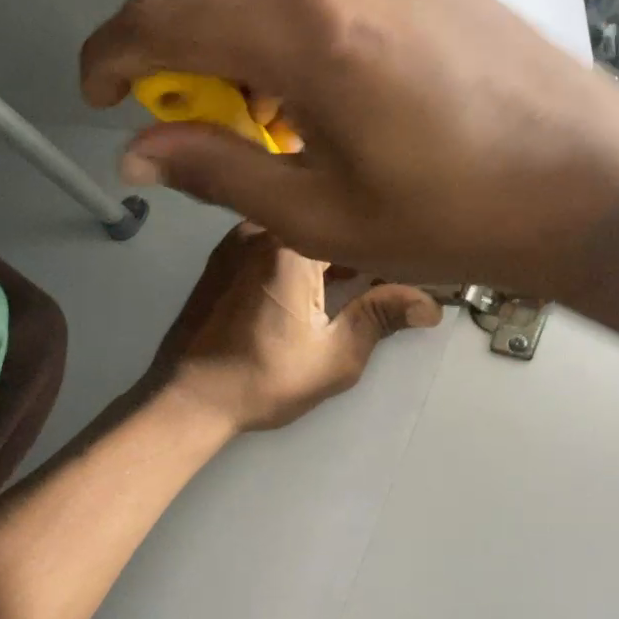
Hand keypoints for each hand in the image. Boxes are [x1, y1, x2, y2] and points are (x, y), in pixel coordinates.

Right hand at [79, 0, 618, 295]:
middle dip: (174, 24)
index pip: (164, 16)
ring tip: (275, 101)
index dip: (110, 54)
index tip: (99, 97)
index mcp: (310, 35)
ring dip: (230, 16)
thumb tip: (135, 152)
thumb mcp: (317, 217)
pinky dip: (284, 9)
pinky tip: (328, 79)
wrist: (600, 185)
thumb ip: (214, 171)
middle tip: (207, 104)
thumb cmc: (455, 220)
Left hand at [144, 224, 440, 432]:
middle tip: (393, 276)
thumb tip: (430, 302)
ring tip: (361, 280)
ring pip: (299, 230)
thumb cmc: (263, 378)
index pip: (354, 223)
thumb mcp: (334, 356)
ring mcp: (235, 239)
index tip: (417, 263)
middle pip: (325, 221)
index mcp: (290, 242)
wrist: (187, 397)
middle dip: (360, 244)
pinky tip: (316, 284)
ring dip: (329, 249)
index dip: (389, 242)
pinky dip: (299, 254)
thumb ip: (381, 317)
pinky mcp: (221, 256)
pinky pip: (273, 242)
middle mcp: (260, 226)